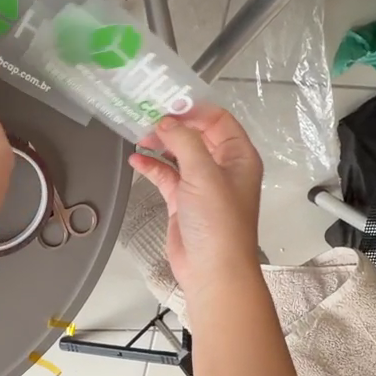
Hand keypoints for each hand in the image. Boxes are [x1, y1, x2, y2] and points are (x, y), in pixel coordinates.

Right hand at [128, 107, 262, 297]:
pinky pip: (167, 175)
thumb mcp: (203, 174)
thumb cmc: (218, 223)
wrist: (213, 269)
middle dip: (173, 126)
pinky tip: (137, 160)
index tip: (166, 106)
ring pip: (179, 154)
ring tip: (139, 136)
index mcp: (238, 156)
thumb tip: (165, 122)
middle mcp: (222, 167)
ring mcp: (202, 184)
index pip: (218, 120)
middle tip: (147, 118)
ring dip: (160, 144)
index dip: (193, 111)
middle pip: (197, 135)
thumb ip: (184, 142)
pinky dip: (152, 166)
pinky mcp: (183, 200)